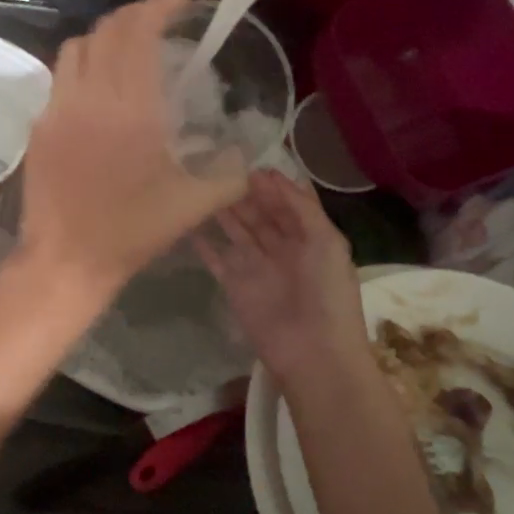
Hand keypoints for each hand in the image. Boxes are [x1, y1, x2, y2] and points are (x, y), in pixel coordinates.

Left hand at [18, 0, 247, 293]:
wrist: (65, 258)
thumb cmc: (131, 230)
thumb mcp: (194, 204)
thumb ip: (229, 173)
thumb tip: (244, 153)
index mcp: (131, 107)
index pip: (138, 32)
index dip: (158, 7)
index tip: (179, 1)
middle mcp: (89, 96)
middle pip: (105, 30)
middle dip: (133, 15)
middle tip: (158, 21)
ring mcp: (57, 108)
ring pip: (75, 48)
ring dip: (103, 37)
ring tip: (126, 49)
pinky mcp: (39, 125)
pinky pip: (59, 79)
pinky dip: (82, 68)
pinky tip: (99, 91)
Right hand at [194, 170, 366, 368]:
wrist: (313, 352)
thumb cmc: (326, 293)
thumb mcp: (326, 242)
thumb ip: (300, 207)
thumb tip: (269, 176)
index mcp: (309, 238)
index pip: (287, 203)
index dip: (270, 185)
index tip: (245, 161)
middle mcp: (282, 249)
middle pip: (260, 214)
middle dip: (243, 193)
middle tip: (217, 168)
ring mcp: (256, 267)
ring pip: (237, 231)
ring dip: (223, 211)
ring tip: (201, 185)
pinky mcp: (234, 285)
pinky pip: (215, 259)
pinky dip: (203, 243)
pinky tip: (187, 222)